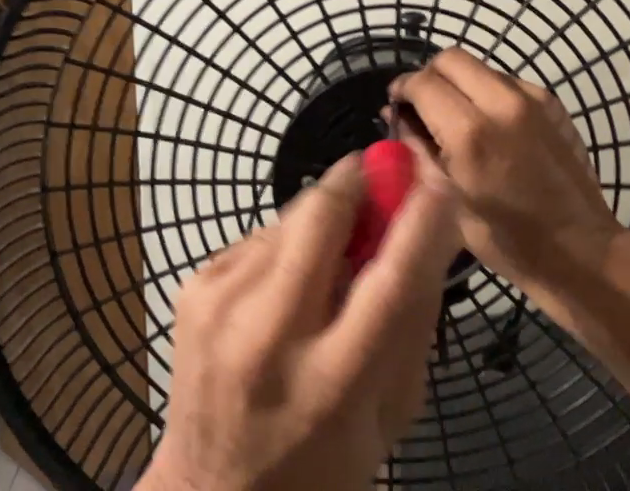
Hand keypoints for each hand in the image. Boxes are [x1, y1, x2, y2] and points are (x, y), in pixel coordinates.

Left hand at [138, 148, 461, 490]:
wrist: (212, 490)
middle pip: (321, 219)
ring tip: (326, 261)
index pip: (389, 282)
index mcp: (332, 384)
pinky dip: (282, 245)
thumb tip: (429, 225)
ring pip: (288, 220)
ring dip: (319, 220)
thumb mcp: (392, 411)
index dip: (419, 223)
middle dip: (355, 181)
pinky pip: (257, 239)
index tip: (436, 180)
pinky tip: (283, 285)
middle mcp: (268, 337)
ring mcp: (220, 307)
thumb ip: (412, 319)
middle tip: (375, 172)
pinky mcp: (193, 289)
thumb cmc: (324, 457)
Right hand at [387, 49, 624, 303]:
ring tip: (455, 118)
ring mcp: (533, 99)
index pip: (423, 83)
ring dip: (459, 83)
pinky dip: (488, 93)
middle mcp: (503, 103)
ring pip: (480, 67)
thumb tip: (397, 117)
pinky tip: (490, 126)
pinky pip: (507, 82)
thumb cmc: (507, 239)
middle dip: (429, 77)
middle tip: (422, 106)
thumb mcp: (449, 199)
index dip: (402, 90)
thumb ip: (419, 150)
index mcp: (471, 133)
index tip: (396, 106)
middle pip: (451, 59)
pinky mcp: (553, 103)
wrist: (580, 250)